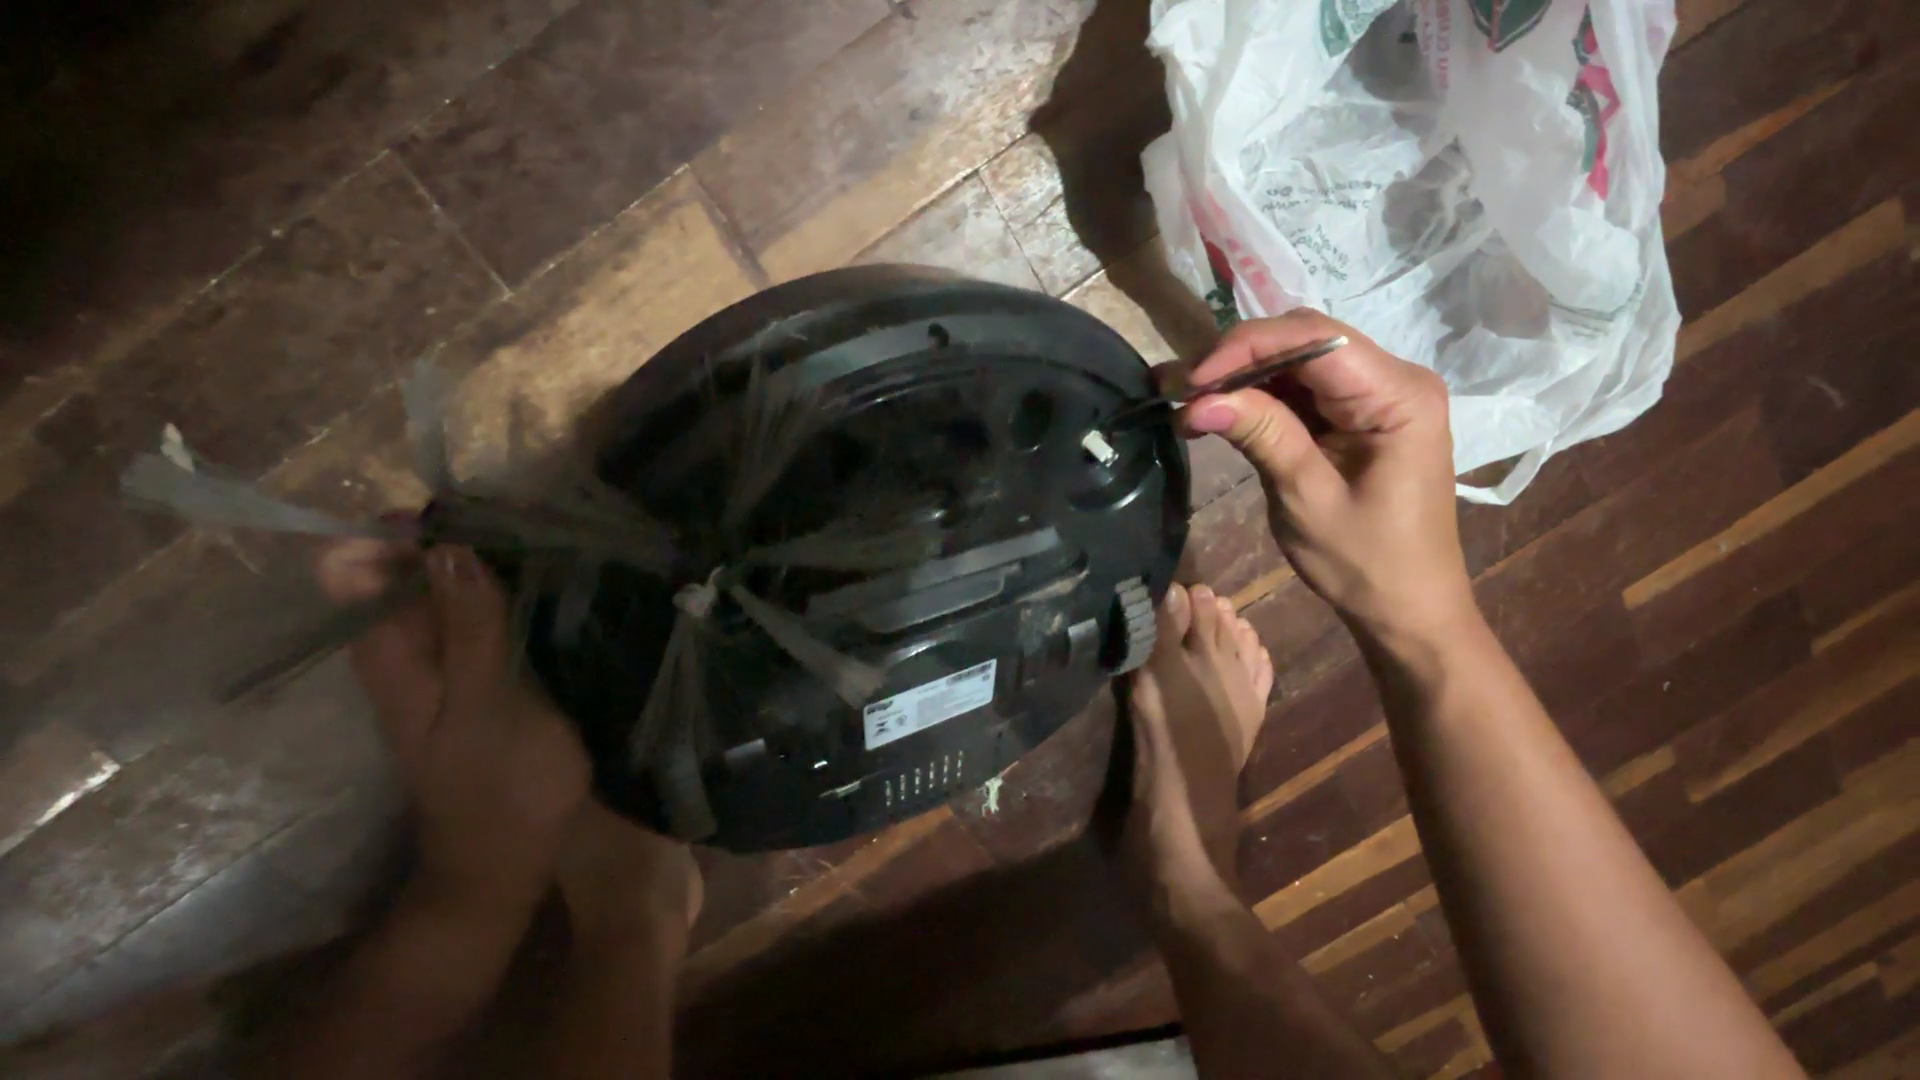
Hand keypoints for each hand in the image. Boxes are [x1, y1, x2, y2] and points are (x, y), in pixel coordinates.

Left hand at [318, 540, 591, 901]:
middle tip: (530, 522)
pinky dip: (510, 590)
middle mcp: (407, 647)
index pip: (360, 565)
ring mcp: (446, 659)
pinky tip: (556, 584)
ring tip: (553, 543)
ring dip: (492, 560)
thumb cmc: (498, 784)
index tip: (470, 513)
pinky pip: (483, 612)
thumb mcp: (488, 701)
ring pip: (451, 587)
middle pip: (409, 568)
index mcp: (391, 652)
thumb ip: (469, 625)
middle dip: (459, 534)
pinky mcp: (482, 671)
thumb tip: (446, 545)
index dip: (402, 528)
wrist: (511, 856)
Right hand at [1179, 310, 1473, 638]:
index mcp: (1397, 394)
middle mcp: (1392, 379)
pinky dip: (1256, 398)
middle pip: (1304, 340)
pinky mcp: (1355, 415)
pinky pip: (1300, 389)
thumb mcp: (1306, 497)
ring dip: (1239, 378)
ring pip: (1295, 361)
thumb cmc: (1366, 561)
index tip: (1191, 383)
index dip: (1246, 348)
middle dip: (1237, 359)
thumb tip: (1197, 399)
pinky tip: (1217, 412)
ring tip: (1185, 402)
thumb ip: (1261, 435)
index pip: (1315, 339)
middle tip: (1179, 392)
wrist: (1405, 606)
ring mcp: (1374, 395)